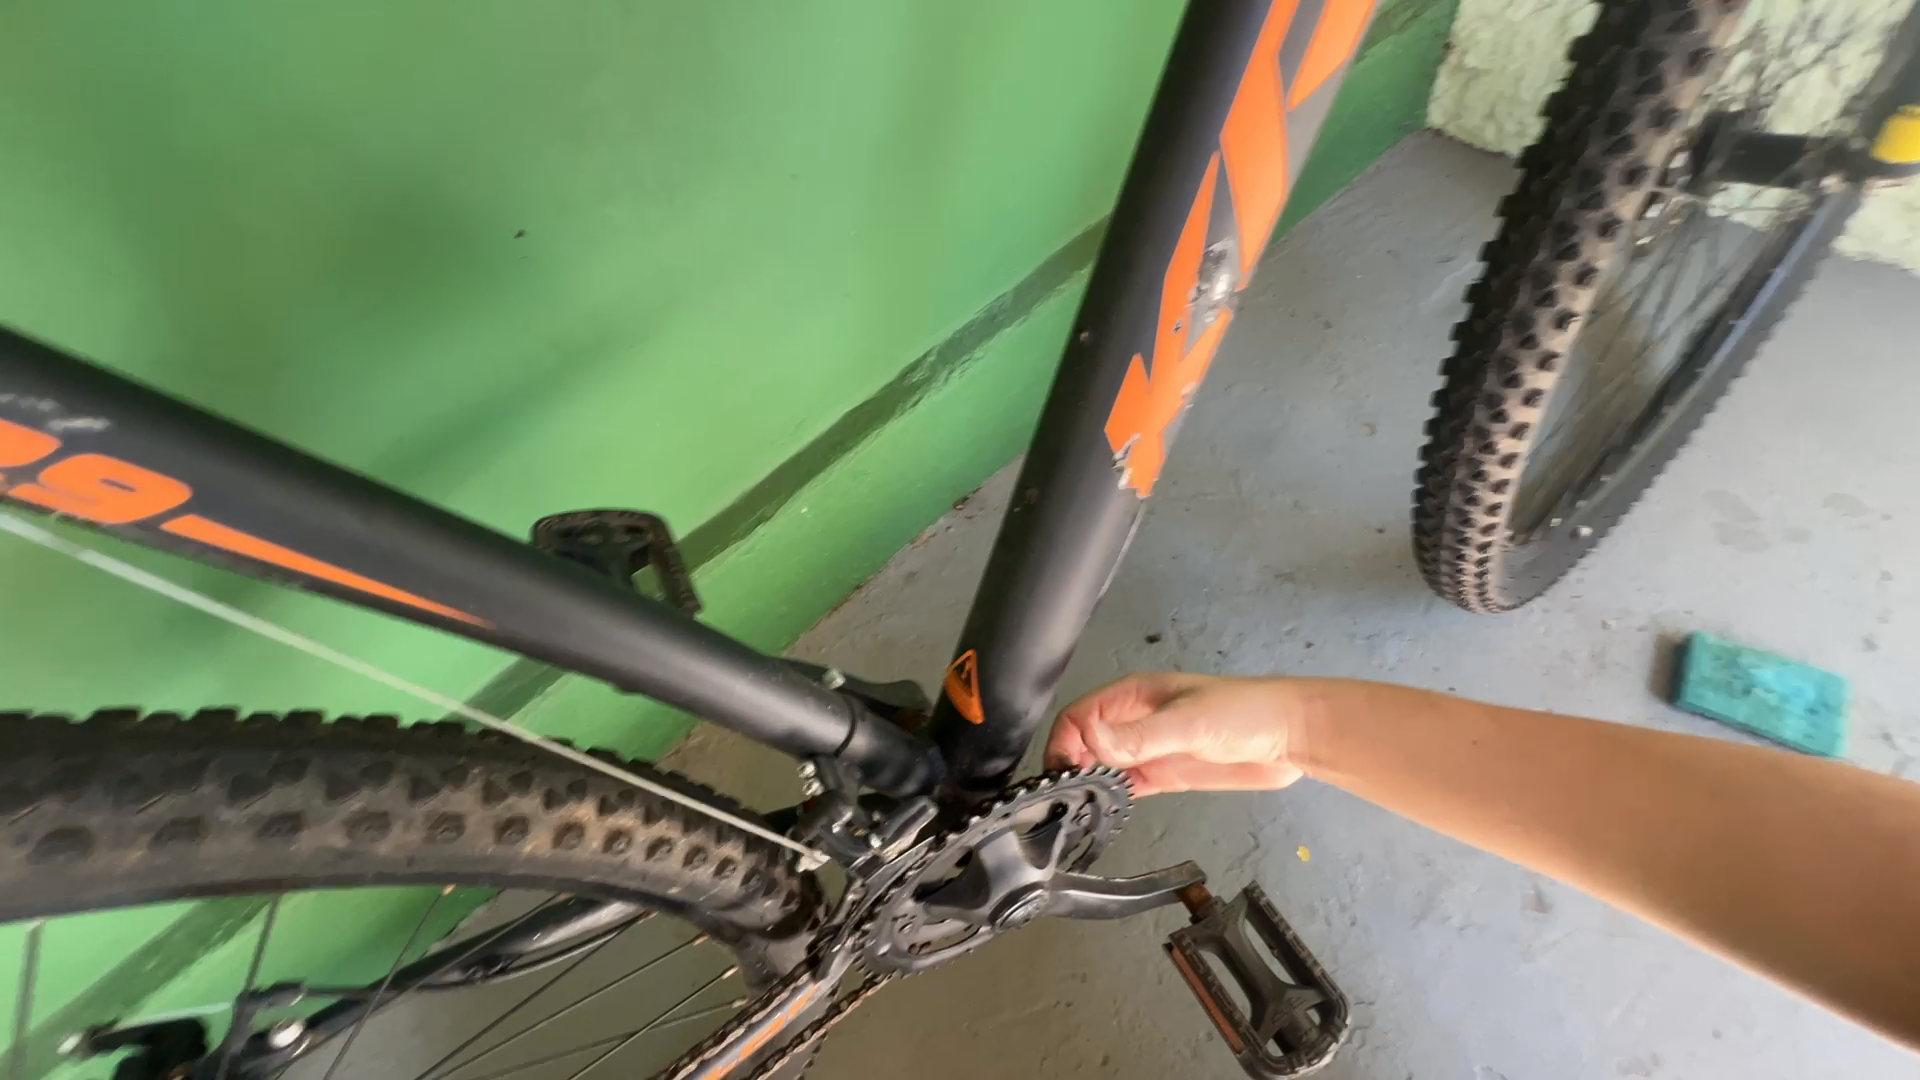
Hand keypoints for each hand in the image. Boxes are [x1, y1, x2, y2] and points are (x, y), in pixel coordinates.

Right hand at [1043, 672, 1306, 794]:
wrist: (1291, 736)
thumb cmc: (1240, 715)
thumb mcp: (1186, 724)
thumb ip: (1137, 735)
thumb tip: (1087, 738)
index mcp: (1132, 696)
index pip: (1080, 715)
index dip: (1064, 741)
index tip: (1060, 774)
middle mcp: (1134, 721)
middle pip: (1085, 741)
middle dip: (1071, 764)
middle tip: (1067, 799)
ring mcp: (1149, 749)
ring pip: (1103, 765)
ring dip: (1089, 783)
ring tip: (1078, 812)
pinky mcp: (1165, 774)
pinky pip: (1128, 785)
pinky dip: (1112, 798)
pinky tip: (1104, 815)